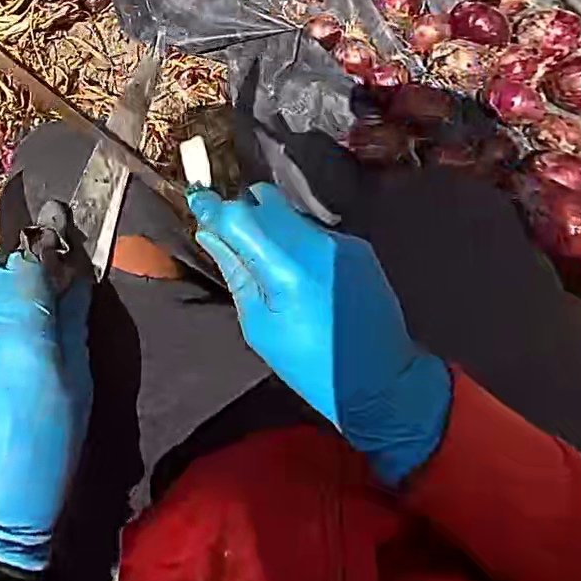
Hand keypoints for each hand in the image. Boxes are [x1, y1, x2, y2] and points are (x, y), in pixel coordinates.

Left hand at [0, 250, 91, 569]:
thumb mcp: (78, 380)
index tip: (61, 217)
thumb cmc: (50, 445)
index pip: (28, 263)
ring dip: (9, 292)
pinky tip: (9, 350)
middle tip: (52, 270)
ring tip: (33, 312)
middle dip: (25, 263)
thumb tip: (76, 275)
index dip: (46, 238)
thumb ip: (73, 320)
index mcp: (21, 335)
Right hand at [188, 183, 450, 485]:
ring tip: (264, 255)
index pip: (241, 216)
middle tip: (230, 233)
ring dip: (270, 222)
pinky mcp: (357, 245)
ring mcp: (340, 241)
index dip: (215, 206)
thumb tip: (209, 234)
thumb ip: (236, 271)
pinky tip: (298, 268)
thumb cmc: (311, 365)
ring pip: (291, 211)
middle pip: (267, 200)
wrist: (383, 379)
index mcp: (287, 266)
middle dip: (243, 209)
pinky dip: (296, 237)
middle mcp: (316, 242)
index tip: (197, 200)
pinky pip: (314, 228)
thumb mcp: (260, 327)